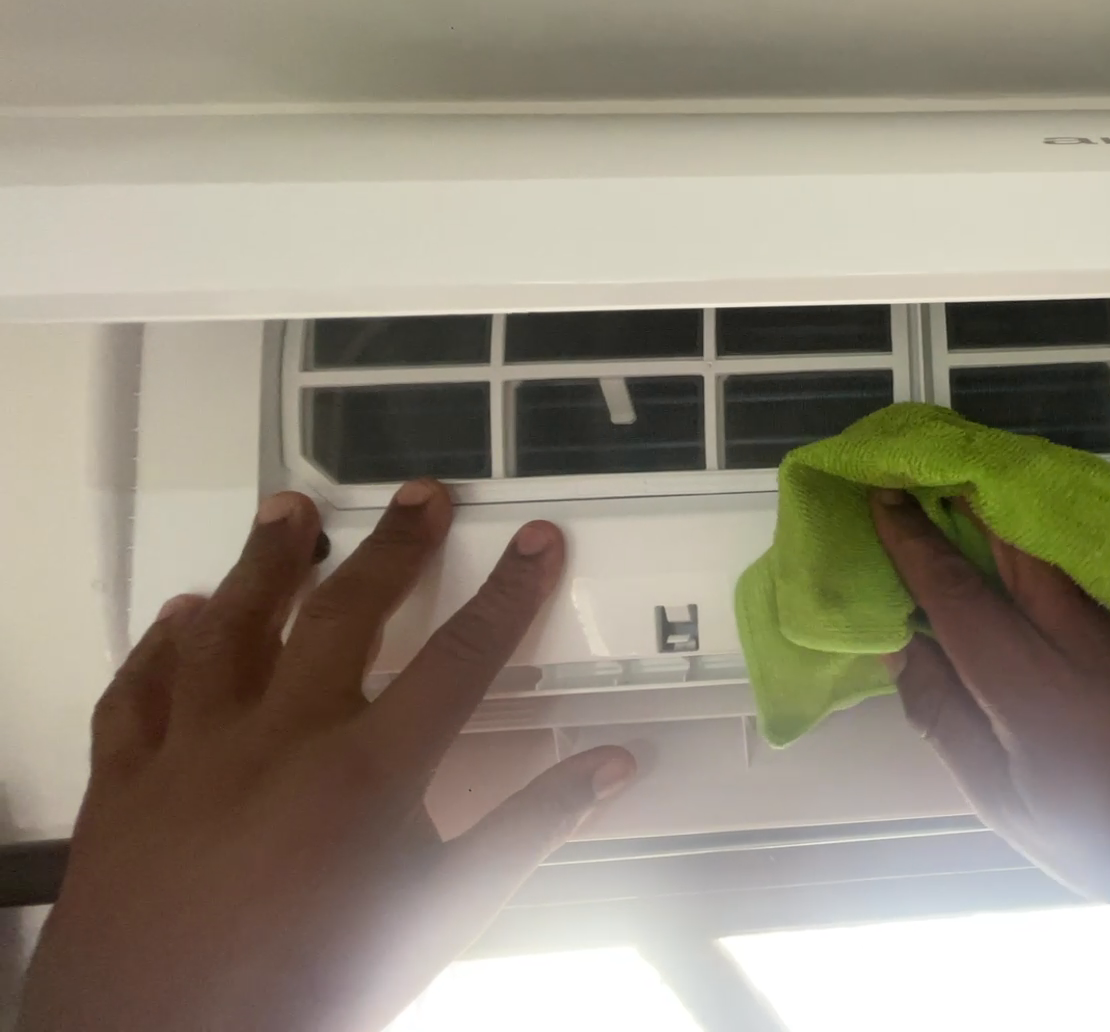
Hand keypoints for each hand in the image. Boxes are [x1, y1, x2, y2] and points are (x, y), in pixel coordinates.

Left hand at [20, 481, 636, 1031]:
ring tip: (288, 510)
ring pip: (229, 634)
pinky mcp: (123, 793)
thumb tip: (619, 763)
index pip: (464, 653)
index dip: (511, 589)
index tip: (539, 538)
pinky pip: (139, 695)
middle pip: (345, 616)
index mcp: (370, 769)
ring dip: (266, 565)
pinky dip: (164, 644)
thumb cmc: (319, 986)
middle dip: (392, 547)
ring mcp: (191, 760)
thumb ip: (535, 824)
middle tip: (420, 493)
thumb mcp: (446, 910)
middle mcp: (281, 742)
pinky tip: (185, 611)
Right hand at [867, 488, 1109, 921]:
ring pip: (1057, 543)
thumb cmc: (1100, 836)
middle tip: (925, 467)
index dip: (913, 542)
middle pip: (1013, 543)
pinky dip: (1053, 533)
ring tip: (968, 484)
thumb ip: (945, 716)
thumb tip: (900, 646)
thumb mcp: (1001, 798)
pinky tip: (1033, 530)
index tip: (884, 498)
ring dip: (1008, 507)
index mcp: (1030, 686)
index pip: (957, 594)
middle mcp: (1081, 635)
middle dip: (965, 494)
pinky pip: (1092, 560)